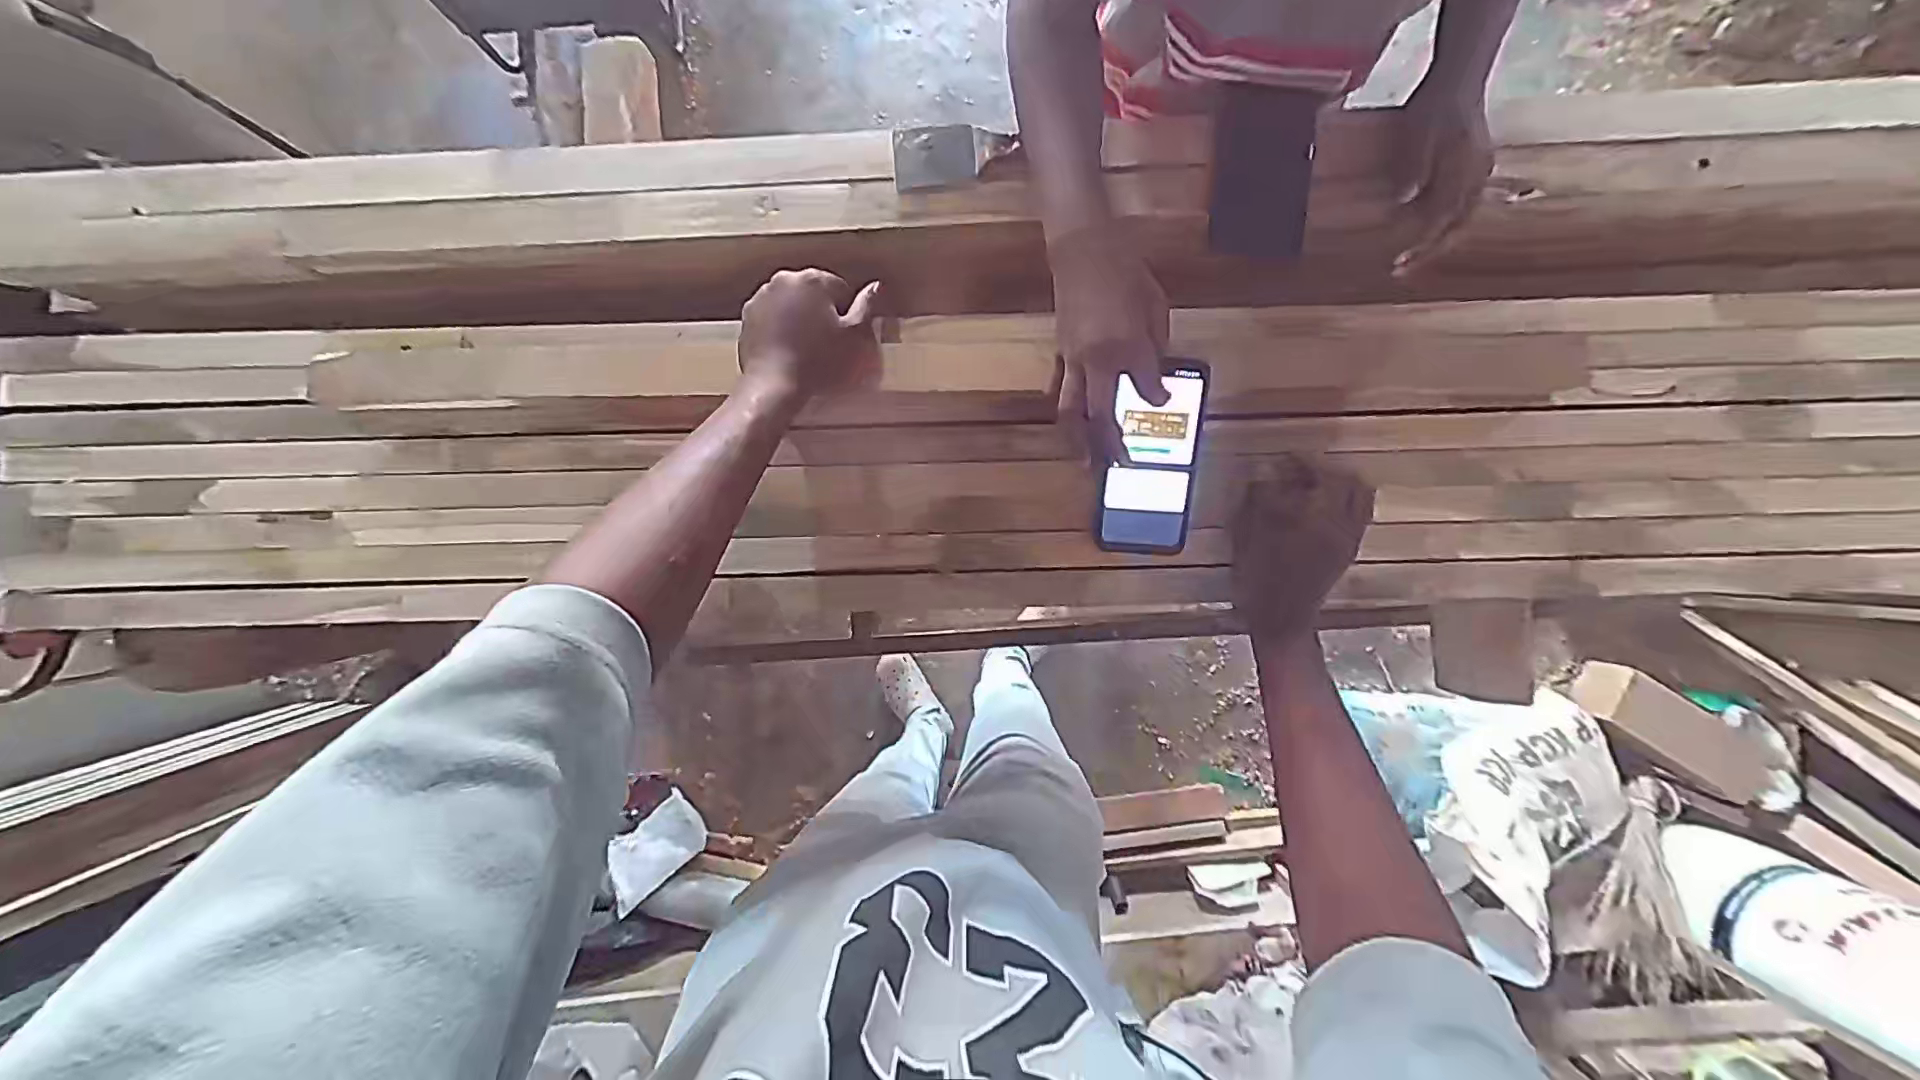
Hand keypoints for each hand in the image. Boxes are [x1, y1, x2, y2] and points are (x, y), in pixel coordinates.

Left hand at [738, 269, 882, 399]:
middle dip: (821, 314)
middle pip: (813, 294)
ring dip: (800, 321)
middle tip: (827, 345)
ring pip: (791, 305)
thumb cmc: (820, 363)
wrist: (775, 386)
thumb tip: (876, 287)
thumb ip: (867, 307)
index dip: (846, 314)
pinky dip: (781, 331)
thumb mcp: (855, 337)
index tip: (845, 337)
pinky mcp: (748, 319)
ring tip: (807, 351)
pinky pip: (772, 320)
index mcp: (813, 280)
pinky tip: (789, 353)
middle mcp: (784, 281)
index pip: (840, 289)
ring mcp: (761, 299)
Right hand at [1047, 229, 1170, 463]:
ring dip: (1079, 441)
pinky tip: (1070, 427)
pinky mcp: (1061, 355)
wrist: (1083, 253)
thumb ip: (1155, 344)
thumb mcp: (1155, 305)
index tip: (1160, 402)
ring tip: (1085, 463)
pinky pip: (1061, 390)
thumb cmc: (1125, 273)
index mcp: (1128, 346)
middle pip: (1102, 414)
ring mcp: (1074, 361)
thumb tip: (1154, 372)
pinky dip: (1067, 411)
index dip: (1155, 397)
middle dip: (1111, 443)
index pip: (1146, 385)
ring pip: (1073, 411)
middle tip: (1120, 464)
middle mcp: (1099, 361)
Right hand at [1231, 456, 1374, 641]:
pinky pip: (1359, 515)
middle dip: (1324, 471)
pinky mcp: (1349, 550)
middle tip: (1300, 470)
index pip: (1315, 475)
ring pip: (1360, 497)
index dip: (1299, 463)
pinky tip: (1321, 508)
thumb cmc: (1258, 578)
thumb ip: (1257, 501)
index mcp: (1316, 516)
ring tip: (1314, 485)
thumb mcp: (1246, 536)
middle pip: (1347, 482)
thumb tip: (1262, 474)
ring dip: (1340, 485)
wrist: (1281, 619)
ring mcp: (1349, 538)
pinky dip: (1345, 503)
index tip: (1283, 459)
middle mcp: (1341, 523)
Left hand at [1391, 89, 1494, 274]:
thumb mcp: (1416, 137)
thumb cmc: (1432, 107)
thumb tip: (1405, 203)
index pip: (1442, 221)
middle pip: (1456, 226)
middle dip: (1428, 250)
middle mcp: (1477, 175)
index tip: (1399, 263)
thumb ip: (1414, 169)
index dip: (1422, 246)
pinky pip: (1464, 204)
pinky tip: (1428, 231)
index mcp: (1463, 170)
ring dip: (1437, 240)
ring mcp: (1480, 171)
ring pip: (1462, 217)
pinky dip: (1446, 223)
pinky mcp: (1475, 167)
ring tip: (1411, 257)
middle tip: (1399, 269)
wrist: (1458, 77)